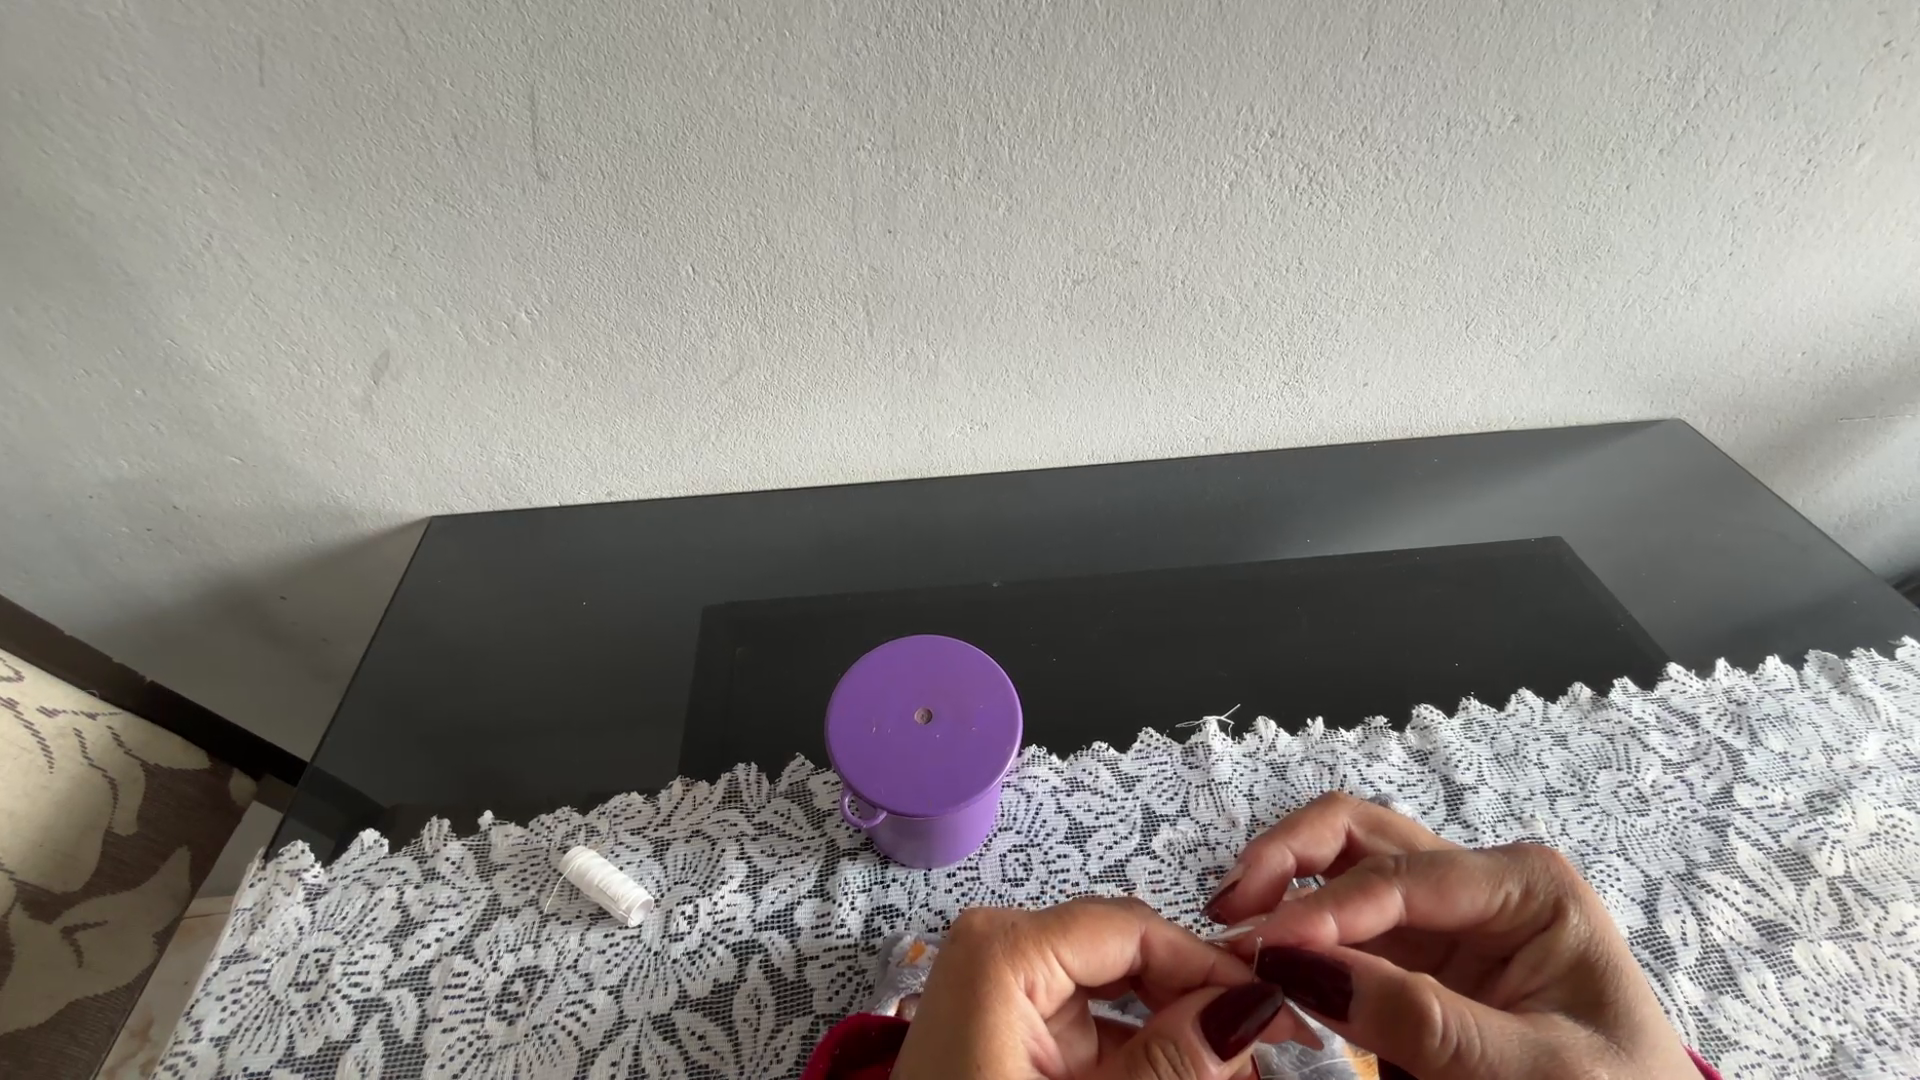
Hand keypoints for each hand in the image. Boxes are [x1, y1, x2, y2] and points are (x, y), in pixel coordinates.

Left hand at [892, 897, 1301, 1079]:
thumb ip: (1167, 1065)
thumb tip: (1252, 1012)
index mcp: (1005, 948)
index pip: (1129, 928)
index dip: (1207, 965)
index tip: (1277, 1009)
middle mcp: (1002, 945)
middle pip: (1124, 951)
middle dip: (1194, 997)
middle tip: (1268, 1045)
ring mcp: (1004, 981)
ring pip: (1114, 987)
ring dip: (1173, 1026)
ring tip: (1233, 1065)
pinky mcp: (1011, 1018)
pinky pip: (1090, 1019)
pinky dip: (1137, 1048)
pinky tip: (1184, 1073)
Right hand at [1205, 792, 1698, 1078]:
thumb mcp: (1538, 1078)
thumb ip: (1420, 1020)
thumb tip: (1296, 968)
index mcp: (1525, 887)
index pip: (1398, 876)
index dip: (1320, 907)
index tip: (1259, 949)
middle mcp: (1474, 878)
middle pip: (1357, 832)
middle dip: (1285, 856)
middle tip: (1230, 905)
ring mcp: (1438, 909)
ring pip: (1337, 856)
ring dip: (1279, 875)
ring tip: (1231, 916)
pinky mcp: (1410, 947)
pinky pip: (1337, 912)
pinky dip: (1293, 918)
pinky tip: (1262, 942)